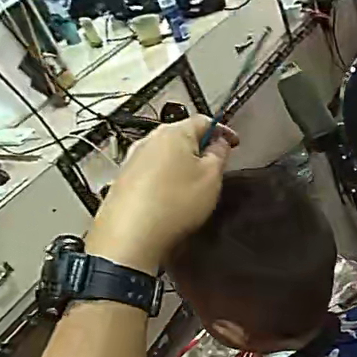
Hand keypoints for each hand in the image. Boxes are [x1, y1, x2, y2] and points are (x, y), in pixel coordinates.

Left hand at [87, 114, 236, 272]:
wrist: (131, 236)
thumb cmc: (174, 205)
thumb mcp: (211, 178)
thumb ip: (219, 155)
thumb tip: (219, 142)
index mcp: (173, 133)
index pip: (203, 120)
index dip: (222, 130)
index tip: (233, 142)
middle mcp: (148, 140)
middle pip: (182, 135)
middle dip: (201, 147)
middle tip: (217, 165)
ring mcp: (132, 160)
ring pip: (165, 154)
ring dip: (182, 164)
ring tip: (196, 186)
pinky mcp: (124, 180)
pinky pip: (152, 173)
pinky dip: (166, 179)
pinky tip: (173, 198)